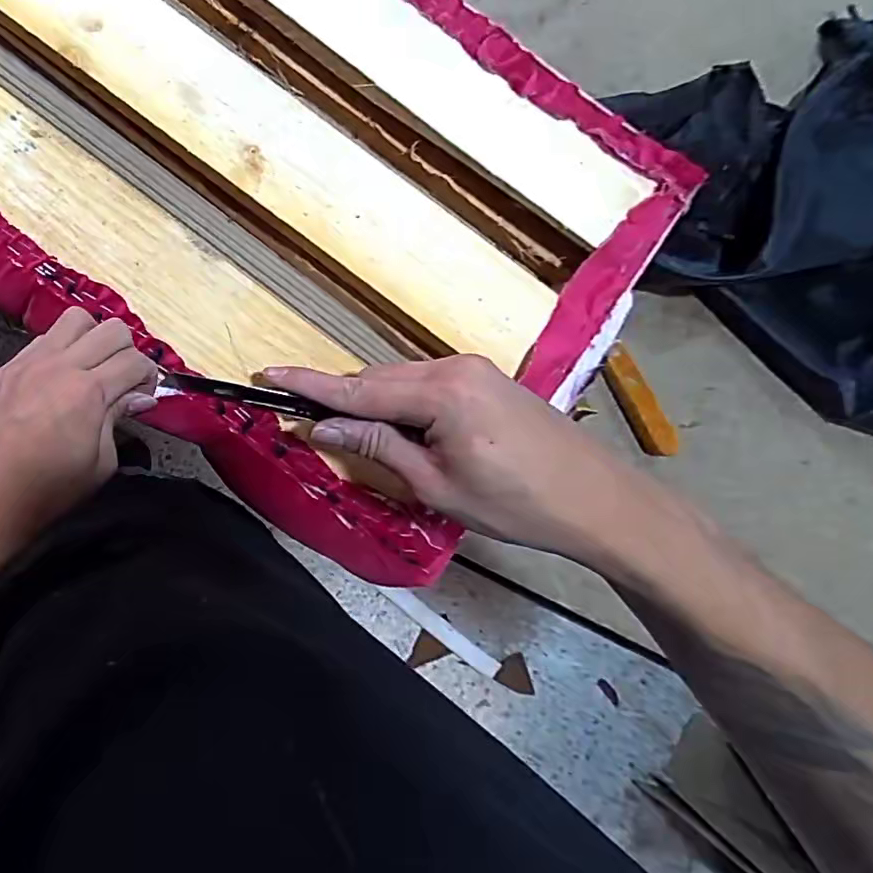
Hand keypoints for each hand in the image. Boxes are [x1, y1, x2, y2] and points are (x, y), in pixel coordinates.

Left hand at [0, 308, 156, 542]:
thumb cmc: (49, 485)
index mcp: (88, 391)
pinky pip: (43, 339)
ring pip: (75, 319)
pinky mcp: (9, 367)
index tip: (143, 395)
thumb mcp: (101, 462)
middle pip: (112, 329)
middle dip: (127, 351)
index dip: (148, 377)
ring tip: (91, 366)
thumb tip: (138, 397)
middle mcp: (60, 366)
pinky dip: (60, 349)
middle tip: (122, 379)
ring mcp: (31, 361)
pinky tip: (59, 376)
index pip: (135, 360)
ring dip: (92, 337)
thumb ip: (119, 418)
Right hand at [262, 356, 707, 578]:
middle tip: (313, 427)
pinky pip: (422, 382)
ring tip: (359, 436)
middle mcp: (453, 367)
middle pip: (375, 378)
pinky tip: (399, 427)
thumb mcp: (436, 484)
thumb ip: (376, 446)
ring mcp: (471, 369)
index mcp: (442, 392)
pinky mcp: (482, 378)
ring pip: (397, 379)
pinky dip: (398, 401)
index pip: (357, 386)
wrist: (604, 503)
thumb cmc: (519, 505)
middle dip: (342, 400)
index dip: (308, 383)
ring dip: (372, 403)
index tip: (268, 373)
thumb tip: (322, 427)